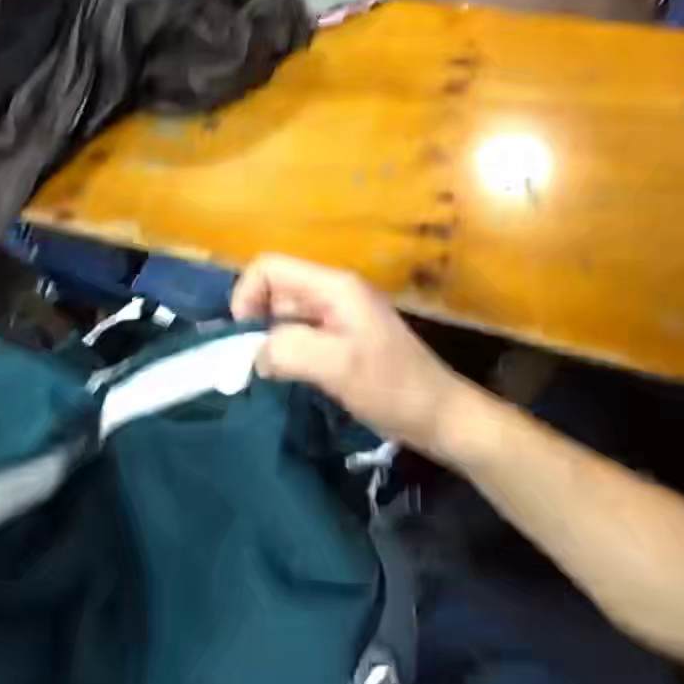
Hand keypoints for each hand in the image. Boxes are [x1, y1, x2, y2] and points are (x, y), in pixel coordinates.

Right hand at [232, 254, 481, 455]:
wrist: (439, 415)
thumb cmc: (392, 387)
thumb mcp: (337, 366)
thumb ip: (289, 350)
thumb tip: (254, 353)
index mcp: (334, 287)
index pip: (270, 267)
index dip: (246, 295)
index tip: (244, 339)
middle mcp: (334, 293)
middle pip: (276, 290)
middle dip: (256, 322)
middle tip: (253, 365)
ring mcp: (340, 316)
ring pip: (286, 315)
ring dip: (271, 341)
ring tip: (269, 376)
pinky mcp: (344, 339)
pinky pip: (302, 335)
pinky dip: (287, 352)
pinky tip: (290, 378)